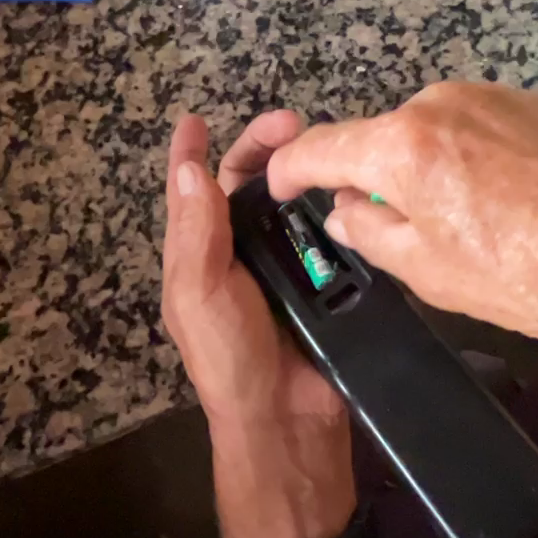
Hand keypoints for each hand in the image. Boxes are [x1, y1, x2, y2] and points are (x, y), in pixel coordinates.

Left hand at [163, 111, 354, 537]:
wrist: (288, 418)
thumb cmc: (230, 357)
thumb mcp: (199, 295)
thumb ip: (196, 234)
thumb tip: (188, 169)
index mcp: (199, 252)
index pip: (192, 191)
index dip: (191, 152)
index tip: (195, 118)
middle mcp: (238, 250)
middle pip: (245, 184)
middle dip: (262, 147)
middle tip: (291, 122)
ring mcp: (283, 263)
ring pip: (287, 202)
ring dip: (299, 169)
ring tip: (321, 146)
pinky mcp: (323, 276)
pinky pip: (325, 231)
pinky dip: (332, 205)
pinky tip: (349, 185)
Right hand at [264, 82, 537, 375]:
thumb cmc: (528, 282)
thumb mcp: (431, 273)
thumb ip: (369, 231)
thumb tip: (343, 208)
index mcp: (404, 145)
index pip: (319, 147)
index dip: (288, 169)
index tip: (277, 188)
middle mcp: (440, 102)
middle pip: (378, 139)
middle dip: (372, 178)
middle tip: (396, 230)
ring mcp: (490, 96)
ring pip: (426, 132)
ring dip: (422, 167)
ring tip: (466, 220)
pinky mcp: (531, 103)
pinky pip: (472, 126)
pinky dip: (465, 156)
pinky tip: (505, 198)